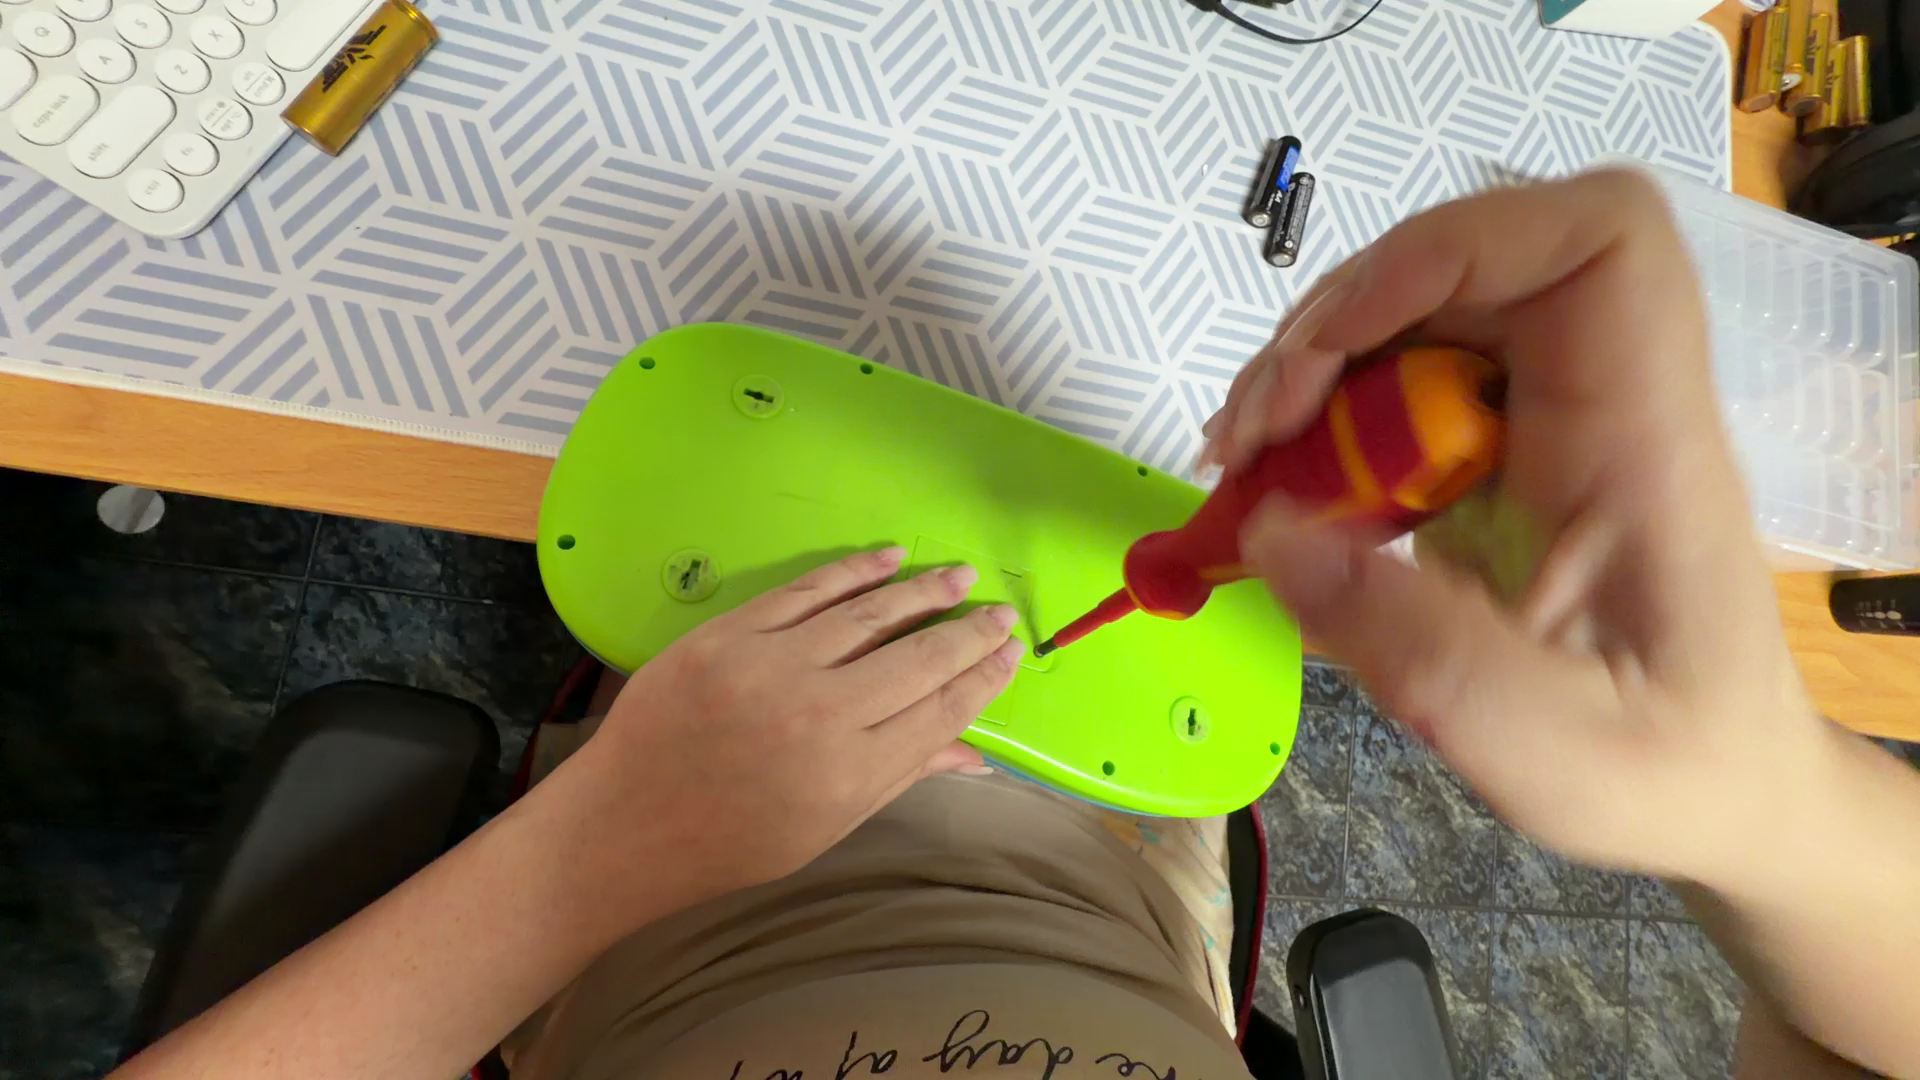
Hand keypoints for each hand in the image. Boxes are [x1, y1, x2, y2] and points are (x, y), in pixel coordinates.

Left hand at [570, 548, 1019, 897]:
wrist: (625, 825)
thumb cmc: (733, 841)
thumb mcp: (827, 827)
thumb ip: (903, 777)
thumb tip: (977, 756)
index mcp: (851, 775)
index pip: (942, 711)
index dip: (984, 677)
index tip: (1011, 652)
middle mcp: (822, 716)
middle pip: (920, 659)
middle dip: (970, 631)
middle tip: (1002, 610)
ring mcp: (773, 667)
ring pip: (872, 615)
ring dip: (925, 590)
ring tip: (961, 573)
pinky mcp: (731, 634)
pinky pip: (808, 590)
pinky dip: (855, 570)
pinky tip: (892, 557)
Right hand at [1215, 170, 1829, 888]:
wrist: (1702, 781)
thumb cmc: (1659, 764)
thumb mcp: (1544, 742)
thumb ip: (1412, 644)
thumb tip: (1267, 534)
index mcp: (1632, 436)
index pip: (1588, 242)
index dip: (1447, 252)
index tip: (1331, 347)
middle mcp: (1577, 401)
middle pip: (1450, 275)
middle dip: (1324, 337)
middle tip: (1248, 440)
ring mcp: (1515, 424)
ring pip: (1393, 327)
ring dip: (1294, 379)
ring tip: (1236, 463)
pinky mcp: (1464, 457)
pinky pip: (1371, 392)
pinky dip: (1298, 423)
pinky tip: (1260, 481)